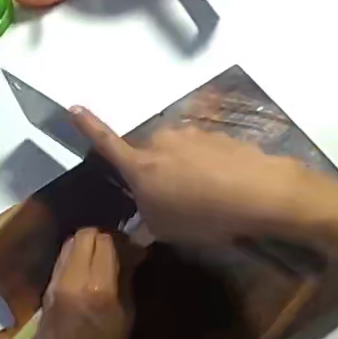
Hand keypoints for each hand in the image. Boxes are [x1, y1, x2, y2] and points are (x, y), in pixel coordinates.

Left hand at [35, 228, 131, 338]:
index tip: (132, 248)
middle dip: (103, 236)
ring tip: (102, 257)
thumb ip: (126, 278)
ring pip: (70, 242)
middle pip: (85, 235)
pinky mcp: (46, 286)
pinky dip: (76, 255)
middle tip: (117, 249)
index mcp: (97, 288)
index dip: (121, 239)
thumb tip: (135, 250)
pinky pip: (62, 258)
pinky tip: (87, 268)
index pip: (105, 241)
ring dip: (88, 243)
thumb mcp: (126, 317)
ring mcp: (55, 281)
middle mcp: (72, 279)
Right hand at [70, 108, 337, 245]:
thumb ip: (146, 226)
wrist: (264, 195)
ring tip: (205, 199)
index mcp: (140, 165)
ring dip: (184, 170)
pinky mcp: (221, 137)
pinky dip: (210, 168)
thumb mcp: (166, 231)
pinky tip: (226, 190)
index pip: (106, 142)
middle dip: (155, 171)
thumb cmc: (204, 215)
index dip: (88, 126)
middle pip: (148, 153)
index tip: (74, 107)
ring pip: (178, 153)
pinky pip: (205, 153)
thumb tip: (138, 231)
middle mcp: (161, 142)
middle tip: (171, 200)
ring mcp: (193, 136)